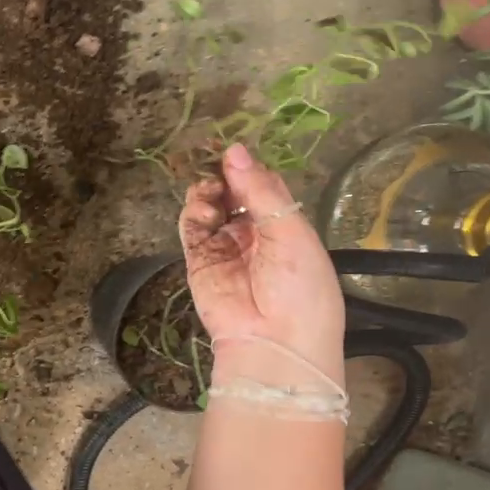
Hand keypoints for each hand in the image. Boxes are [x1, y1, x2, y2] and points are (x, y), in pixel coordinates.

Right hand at [179, 144, 344, 385]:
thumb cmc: (299, 287)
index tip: (234, 152)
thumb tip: (234, 151)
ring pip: (209, 207)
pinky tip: (202, 209)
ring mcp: (223, 246)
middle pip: (232, 194)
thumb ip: (260, 192)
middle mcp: (253, 233)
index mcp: (285, 226)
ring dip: (207, 193)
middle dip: (224, 177)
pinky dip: (193, 214)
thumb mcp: (291, 233)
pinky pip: (191, 229)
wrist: (272, 338)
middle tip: (216, 166)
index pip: (263, 187)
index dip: (249, 169)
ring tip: (211, 192)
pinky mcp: (198, 259)